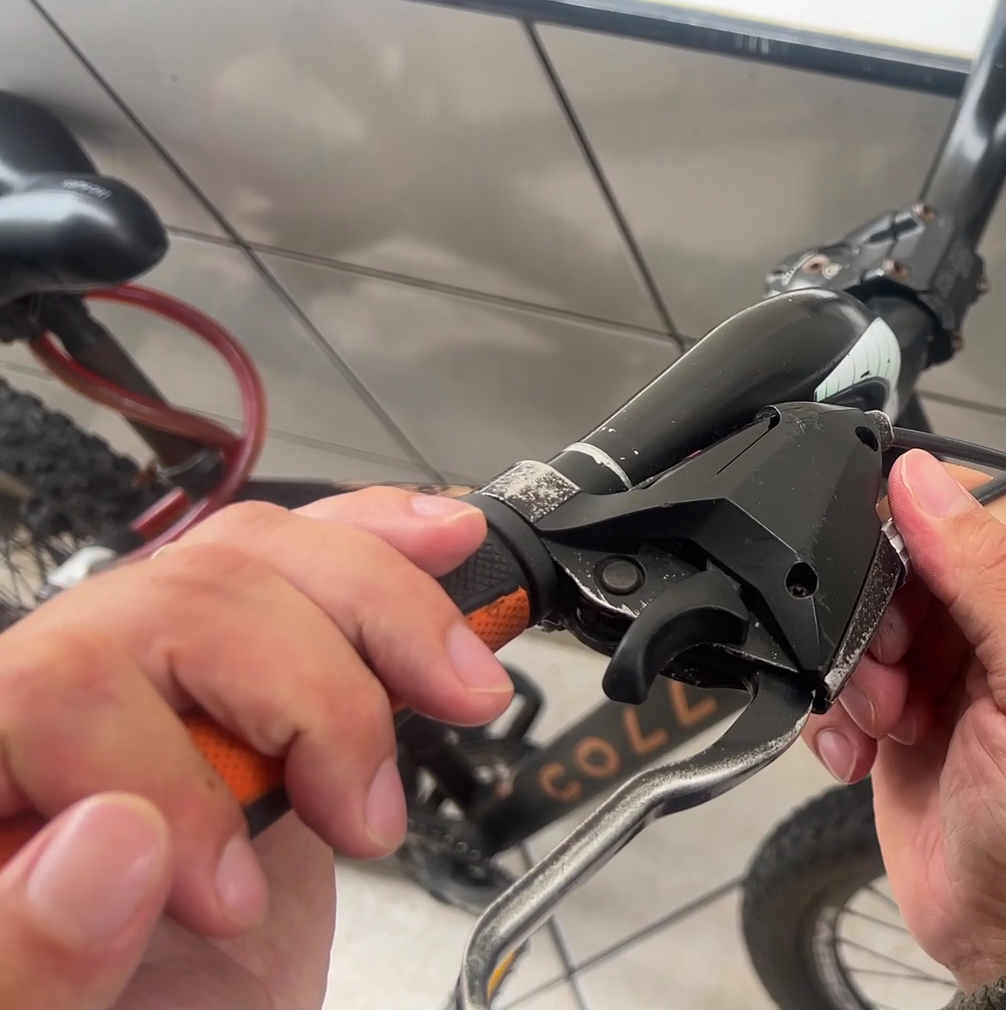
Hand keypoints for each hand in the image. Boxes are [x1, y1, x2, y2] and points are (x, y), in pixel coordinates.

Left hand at [0, 488, 513, 1007]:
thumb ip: (23, 968)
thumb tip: (100, 844)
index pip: (58, 683)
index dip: (169, 775)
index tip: (232, 892)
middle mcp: (58, 698)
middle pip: (196, 595)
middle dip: (325, 694)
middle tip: (369, 801)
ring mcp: (175, 671)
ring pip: (276, 555)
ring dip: (398, 618)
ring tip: (460, 692)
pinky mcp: (271, 663)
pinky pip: (320, 560)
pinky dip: (396, 545)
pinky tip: (449, 541)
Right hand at [802, 450, 1005, 988]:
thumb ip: (988, 574)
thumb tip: (924, 477)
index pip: (968, 507)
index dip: (916, 542)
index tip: (899, 600)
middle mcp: (1003, 611)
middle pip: (904, 558)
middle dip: (880, 616)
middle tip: (897, 678)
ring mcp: (950, 657)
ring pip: (864, 612)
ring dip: (859, 671)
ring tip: (891, 724)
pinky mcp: (905, 701)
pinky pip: (845, 672)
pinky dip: (842, 711)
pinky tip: (868, 752)